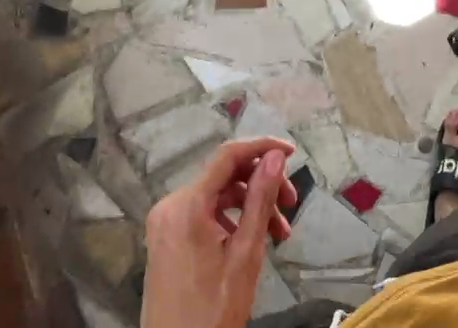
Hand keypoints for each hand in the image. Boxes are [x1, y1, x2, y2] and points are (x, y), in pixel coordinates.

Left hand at [141, 137, 297, 327]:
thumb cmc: (213, 309)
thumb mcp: (245, 254)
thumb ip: (260, 200)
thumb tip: (275, 156)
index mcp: (187, 205)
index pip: (228, 156)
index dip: (262, 147)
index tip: (292, 153)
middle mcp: (170, 205)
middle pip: (225, 177)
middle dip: (261, 186)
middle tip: (291, 206)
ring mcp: (165, 223)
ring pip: (218, 197)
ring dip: (251, 206)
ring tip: (280, 233)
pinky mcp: (166, 239)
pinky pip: (204, 214)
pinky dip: (232, 220)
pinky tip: (252, 240)